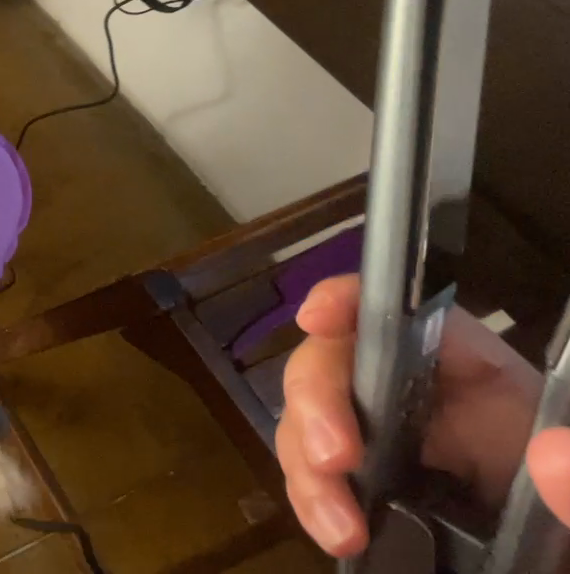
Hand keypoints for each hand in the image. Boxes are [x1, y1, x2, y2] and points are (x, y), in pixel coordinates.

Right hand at [277, 273, 569, 556]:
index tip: (315, 320)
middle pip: (335, 365)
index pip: (408, 317)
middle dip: (317, 402)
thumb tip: (549, 456)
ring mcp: (387, 440)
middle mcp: (422, 398)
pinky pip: (314, 467)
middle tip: (333, 459)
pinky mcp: (371, 482)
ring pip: (309, 417)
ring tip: (337, 524)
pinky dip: (310, 493)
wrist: (563, 565)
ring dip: (306, 461)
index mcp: (486, 384)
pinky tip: (331, 528)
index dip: (351, 302)